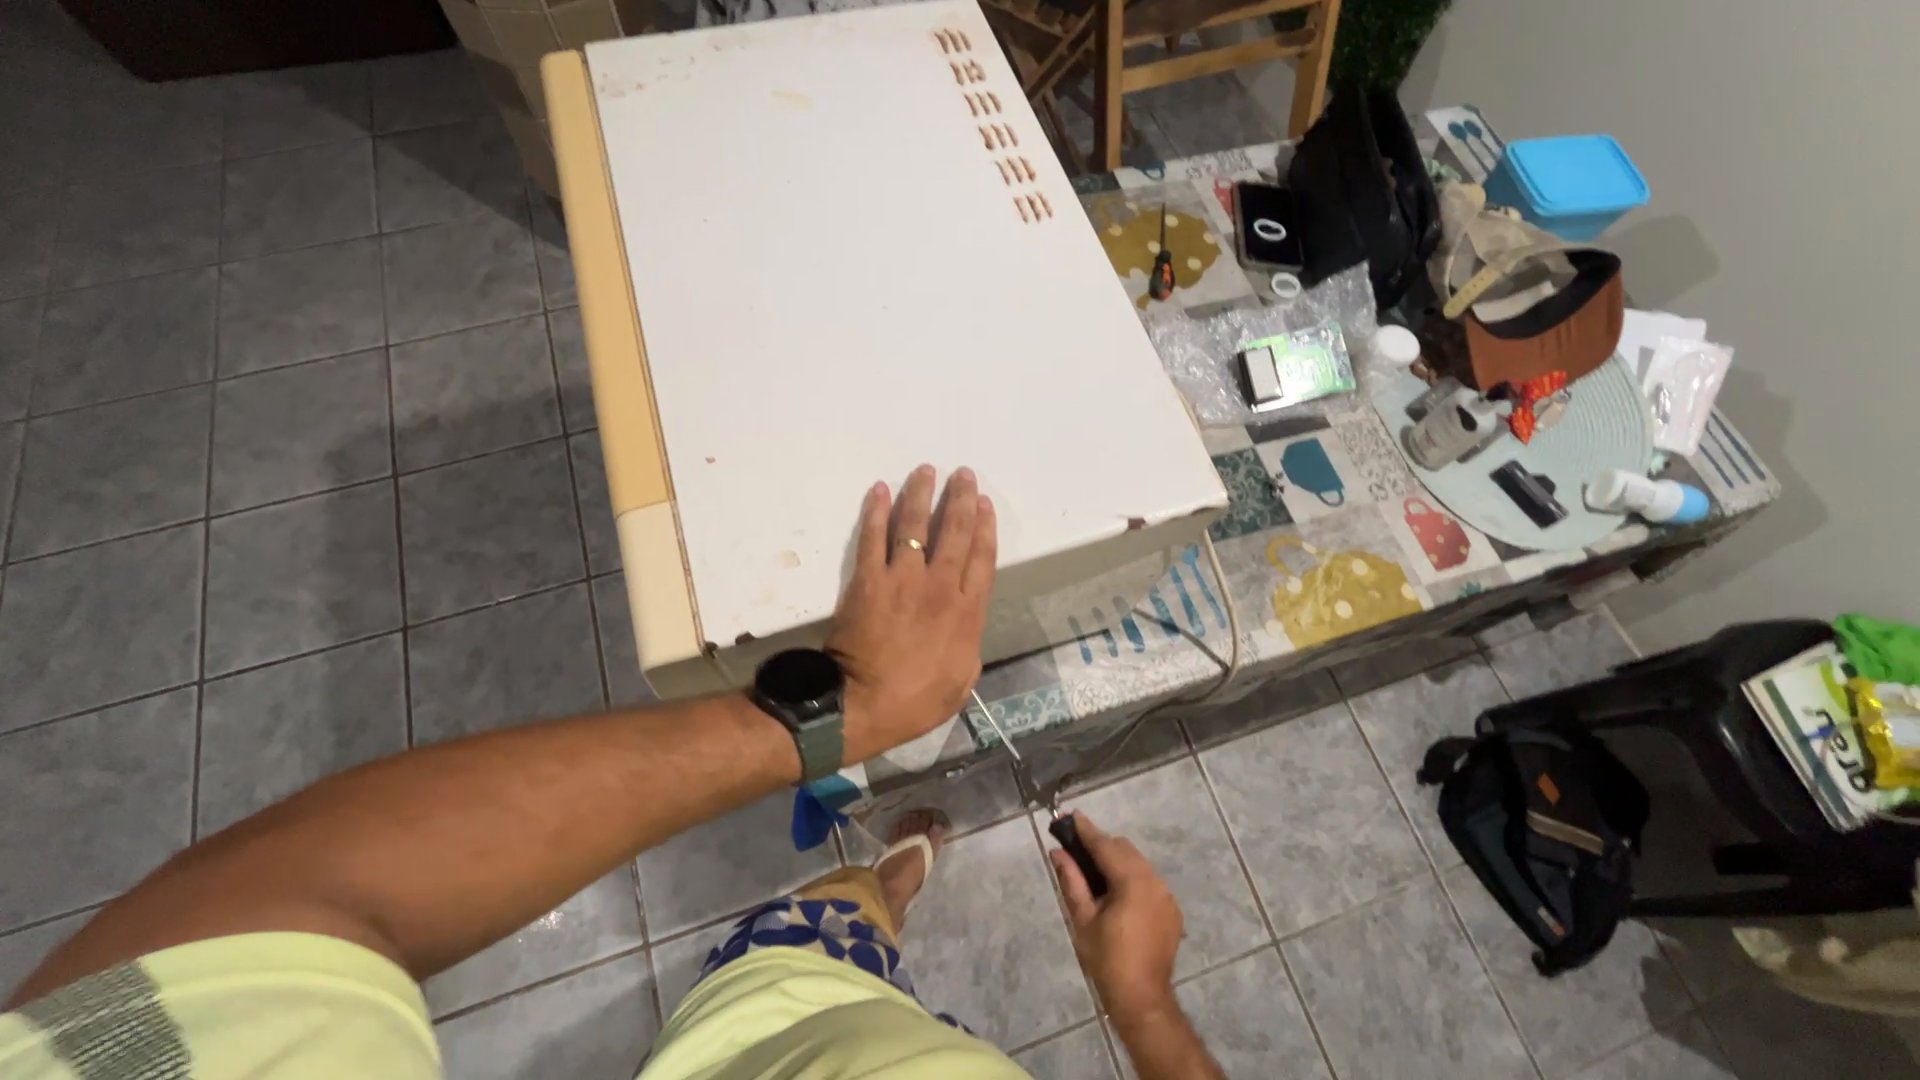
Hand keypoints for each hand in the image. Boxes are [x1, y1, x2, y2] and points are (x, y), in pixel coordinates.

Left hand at [827, 465, 996, 761]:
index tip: (985, 503)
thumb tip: (966, 625)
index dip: (985, 527)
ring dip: (922, 494)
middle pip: (954, 532)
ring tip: (926, 470)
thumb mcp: (962, 681)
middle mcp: (939, 586)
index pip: (982, 558)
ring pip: (915, 525)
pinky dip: (876, 511)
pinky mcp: (868, 580)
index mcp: (967, 612)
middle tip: (963, 474)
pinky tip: (881, 490)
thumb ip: (969, 644)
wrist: (864, 705)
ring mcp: (901, 579)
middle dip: (960, 499)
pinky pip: (873, 537)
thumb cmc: (916, 701)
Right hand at [1050, 812, 1182, 1026]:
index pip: (1106, 846)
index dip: (1086, 830)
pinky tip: (1116, 893)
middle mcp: (1154, 881)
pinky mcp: (1171, 909)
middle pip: (1124, 849)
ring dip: (1116, 860)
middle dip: (1101, 845)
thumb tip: (1058, 852)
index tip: (1070, 815)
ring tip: (1094, 872)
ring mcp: (1167, 895)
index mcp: (1132, 882)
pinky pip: (1149, 880)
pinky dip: (1131, 877)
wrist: (1142, 999)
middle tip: (1077, 849)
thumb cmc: (1106, 960)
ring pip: (1138, 863)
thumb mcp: (1083, 920)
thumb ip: (1071, 880)